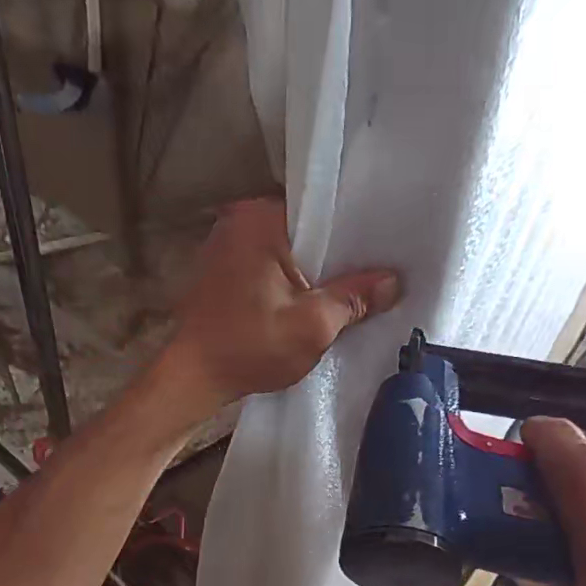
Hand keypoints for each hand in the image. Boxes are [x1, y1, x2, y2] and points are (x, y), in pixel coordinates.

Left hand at [157, 199, 399, 414]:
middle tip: (378, 266)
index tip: (386, 244)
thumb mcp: (313, 325)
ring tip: (354, 282)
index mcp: (259, 218)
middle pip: (305, 229)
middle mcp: (238, 221)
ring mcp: (225, 246)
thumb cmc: (249, 347)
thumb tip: (393, 281)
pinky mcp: (221, 272)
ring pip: (287, 249)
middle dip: (337, 251)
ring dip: (313, 268)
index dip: (357, 228)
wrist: (191, 378)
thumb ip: (355, 298)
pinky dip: (289, 279)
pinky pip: (267, 265)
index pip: (323, 208)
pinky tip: (313, 297)